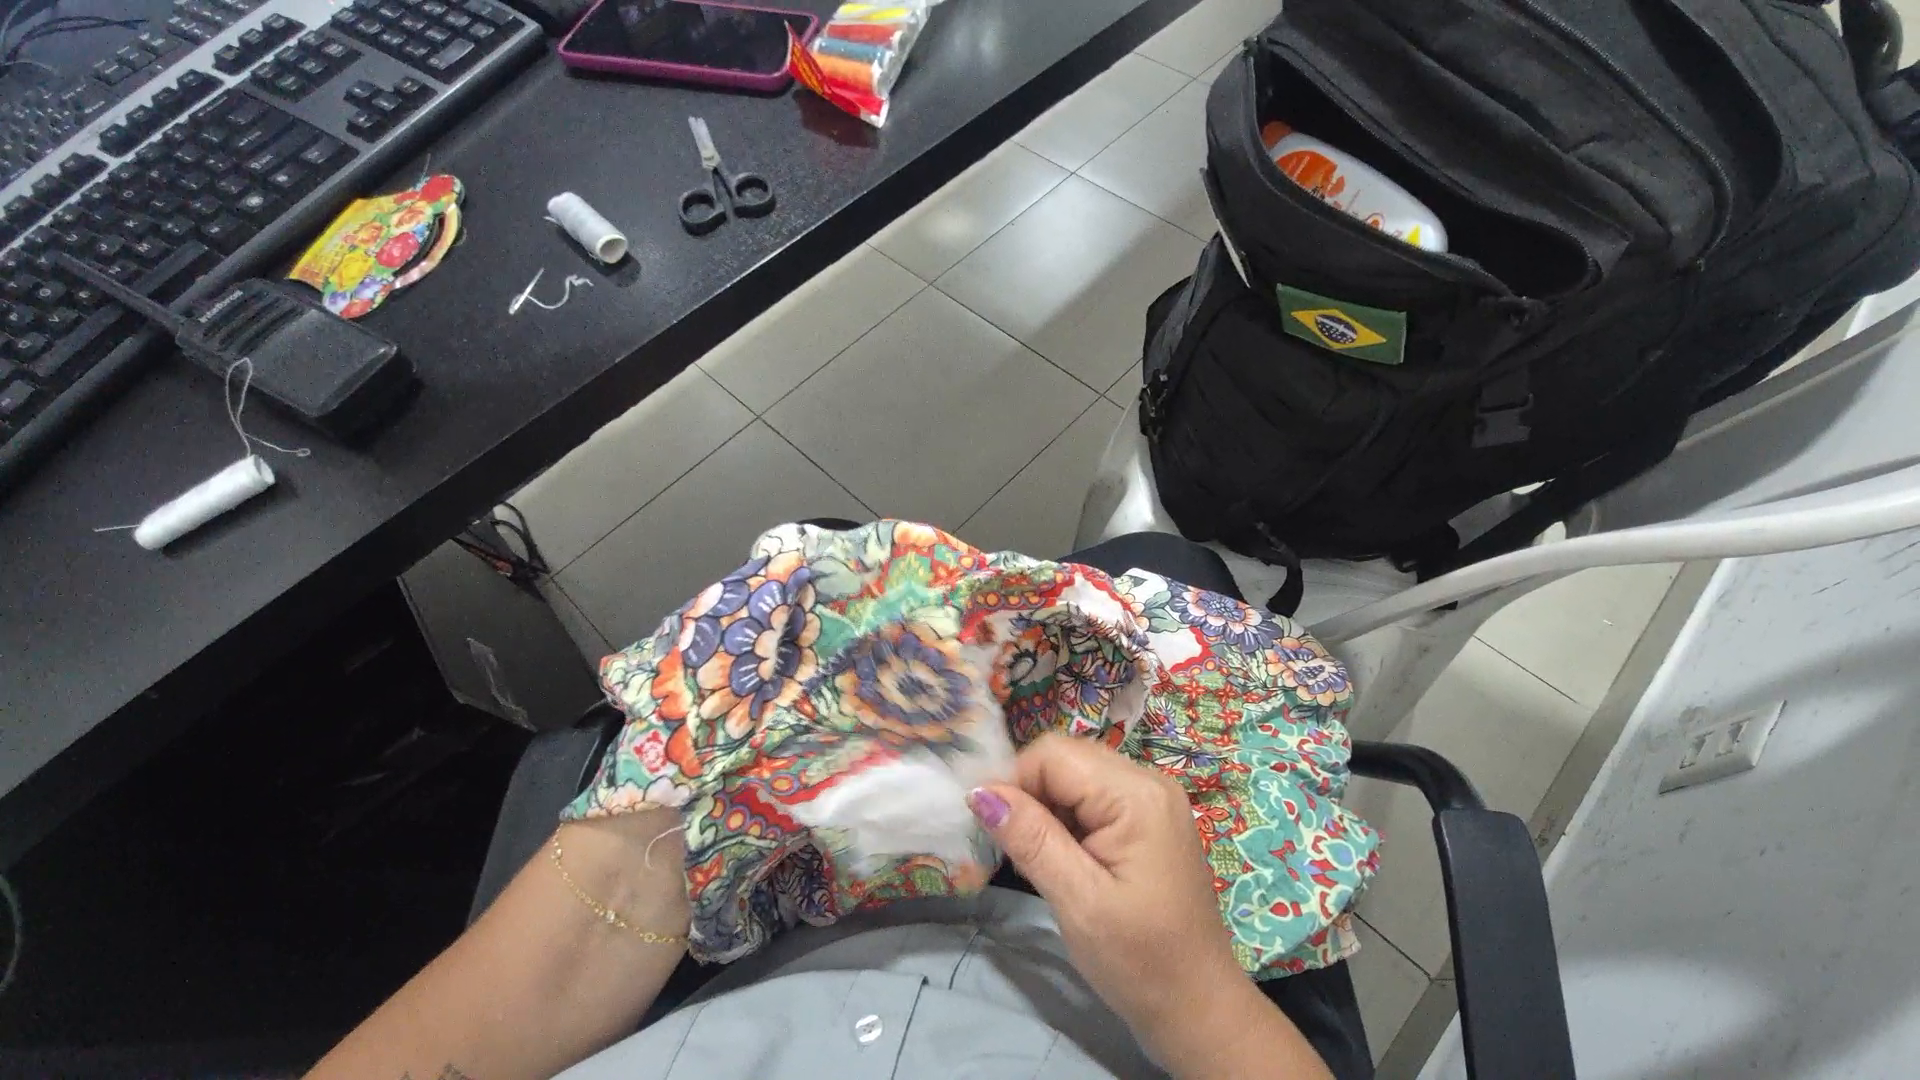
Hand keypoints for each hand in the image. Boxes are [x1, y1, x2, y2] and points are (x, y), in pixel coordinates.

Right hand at [968, 735, 1331, 1078]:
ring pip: (1076, 775)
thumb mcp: (1078, 902)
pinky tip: (1066, 859)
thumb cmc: (1140, 961)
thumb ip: (1031, 839)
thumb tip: (979, 792)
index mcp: (1137, 796)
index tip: (994, 830)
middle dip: (1030, 794)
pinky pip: (1094, 796)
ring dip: (1047, 808)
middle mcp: (1149, 781)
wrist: (1198, 1008)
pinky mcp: (1149, 818)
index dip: (1014, 782)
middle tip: (1016, 849)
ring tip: (1043, 860)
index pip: (1054, 754)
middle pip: (1066, 758)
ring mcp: (1153, 799)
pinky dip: (1068, 819)